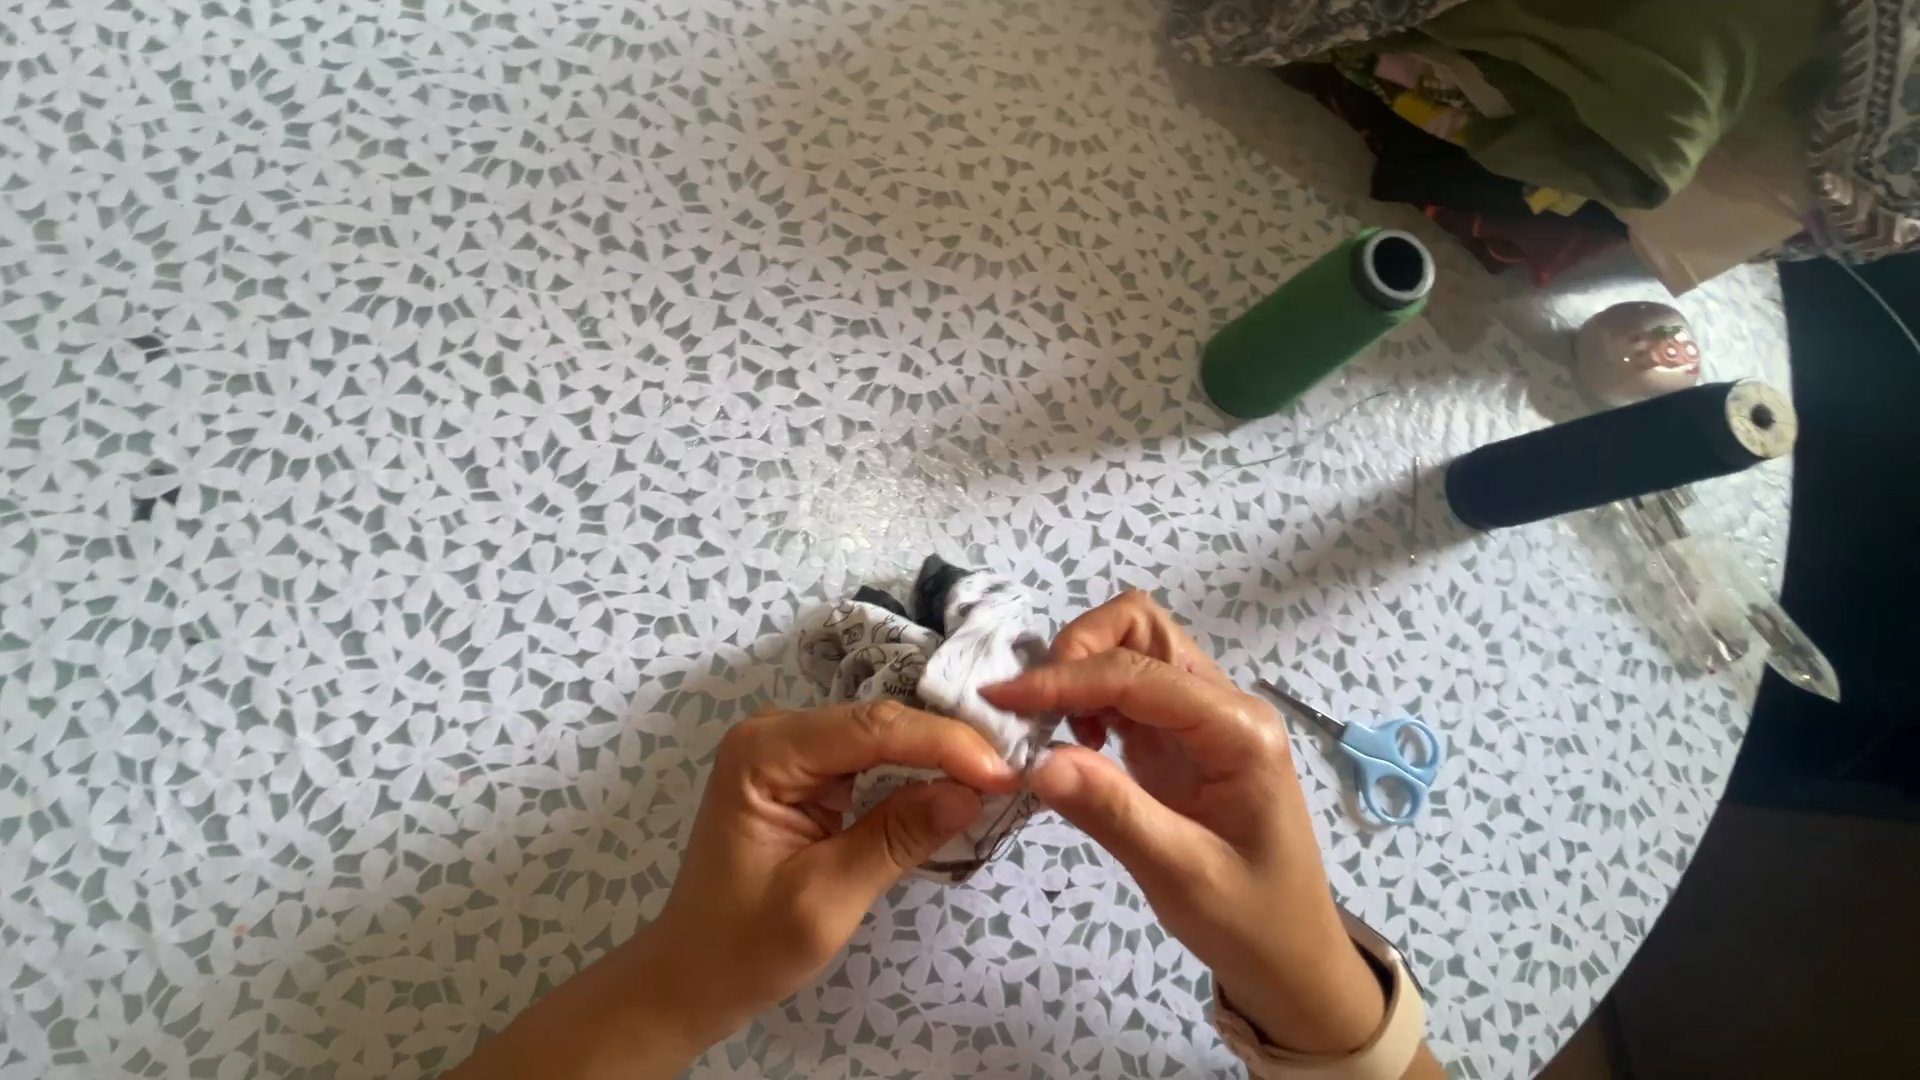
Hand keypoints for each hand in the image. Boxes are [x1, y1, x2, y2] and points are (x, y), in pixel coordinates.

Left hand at [448, 701, 1019, 1079]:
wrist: (692, 973)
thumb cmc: (745, 946)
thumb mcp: (824, 901)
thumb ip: (896, 838)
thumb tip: (970, 792)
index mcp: (766, 752)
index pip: (872, 729)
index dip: (943, 745)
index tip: (1002, 772)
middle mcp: (777, 731)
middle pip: (880, 723)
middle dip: (947, 745)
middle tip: (1011, 773)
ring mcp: (791, 745)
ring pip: (883, 733)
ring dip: (938, 753)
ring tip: (995, 774)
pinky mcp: (808, 765)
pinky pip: (873, 754)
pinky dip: (916, 766)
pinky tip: (954, 777)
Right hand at [983, 592, 1387, 1054]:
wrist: (1290, 956)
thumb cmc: (1251, 921)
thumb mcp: (1183, 876)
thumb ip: (1113, 812)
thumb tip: (1036, 762)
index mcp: (1237, 729)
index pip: (1138, 674)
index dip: (1065, 678)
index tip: (1001, 698)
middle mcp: (1221, 704)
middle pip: (1141, 627)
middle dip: (1079, 647)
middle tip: (1037, 706)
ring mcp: (1199, 713)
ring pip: (1131, 646)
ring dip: (1080, 668)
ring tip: (1050, 725)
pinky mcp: (1177, 731)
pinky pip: (1125, 686)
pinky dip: (1087, 695)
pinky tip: (1073, 738)